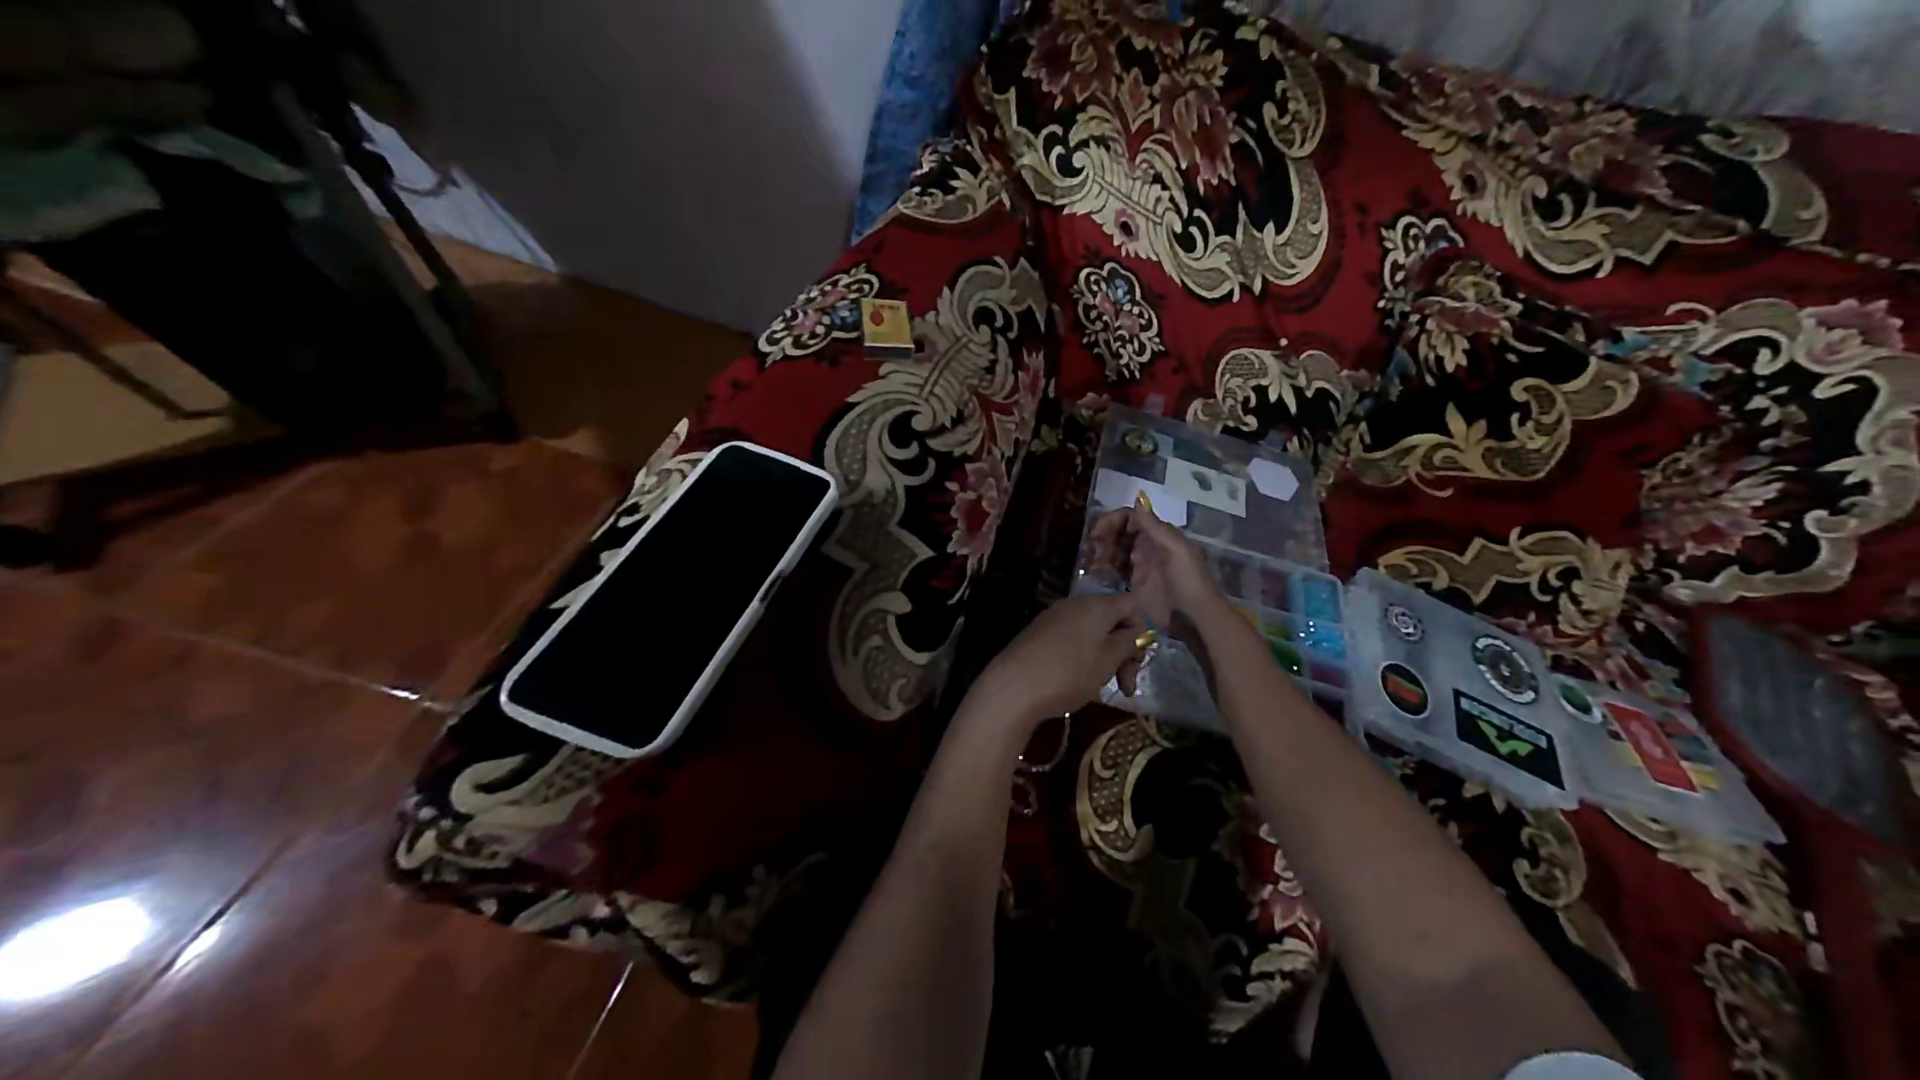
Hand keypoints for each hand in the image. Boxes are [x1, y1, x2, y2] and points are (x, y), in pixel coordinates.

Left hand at [967, 593, 1145, 730]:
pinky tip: (1078, 684)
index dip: (1140, 630)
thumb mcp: (1107, 661)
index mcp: (1096, 606)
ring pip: (1091, 633)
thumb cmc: (1068, 673)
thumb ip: (1128, 642)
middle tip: (1125, 686)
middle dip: (1124, 651)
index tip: (1137, 660)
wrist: (1012, 688)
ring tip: (1101, 689)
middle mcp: (1074, 605)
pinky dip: (1082, 659)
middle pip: (1111, 620)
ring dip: (1104, 658)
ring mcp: (1053, 618)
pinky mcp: (1038, 634)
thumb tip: (1136, 631)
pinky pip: (1071, 641)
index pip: (1131, 604)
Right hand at [1090, 504, 1222, 623]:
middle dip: (1102, 536)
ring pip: (1113, 550)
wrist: (1195, 619)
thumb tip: (1138, 499)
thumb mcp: (1177, 551)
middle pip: (1118, 533)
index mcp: (1158, 535)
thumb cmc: (1189, 582)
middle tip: (1091, 549)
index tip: (1097, 531)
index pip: (1130, 518)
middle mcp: (1147, 546)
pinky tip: (1093, 571)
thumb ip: (1156, 528)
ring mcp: (1139, 566)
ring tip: (1090, 561)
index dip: (1112, 520)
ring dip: (1099, 550)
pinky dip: (1101, 567)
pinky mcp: (1133, 585)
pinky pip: (1113, 570)